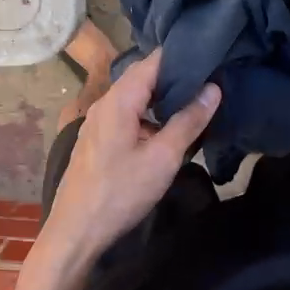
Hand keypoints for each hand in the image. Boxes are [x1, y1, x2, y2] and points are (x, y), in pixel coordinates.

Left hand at [40, 49, 219, 260]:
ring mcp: (97, 121)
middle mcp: (105, 102)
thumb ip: (189, 121)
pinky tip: (166, 132)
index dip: (181, 56)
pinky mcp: (96, 139)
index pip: (153, 61)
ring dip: (161, 98)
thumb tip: (214, 88)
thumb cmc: (120, 193)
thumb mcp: (162, 158)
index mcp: (119, 99)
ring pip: (134, 97)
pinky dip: (148, 115)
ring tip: (193, 104)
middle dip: (174, 76)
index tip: (210, 56)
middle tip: (208, 80)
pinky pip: (126, 114)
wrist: (75, 233)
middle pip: (143, 76)